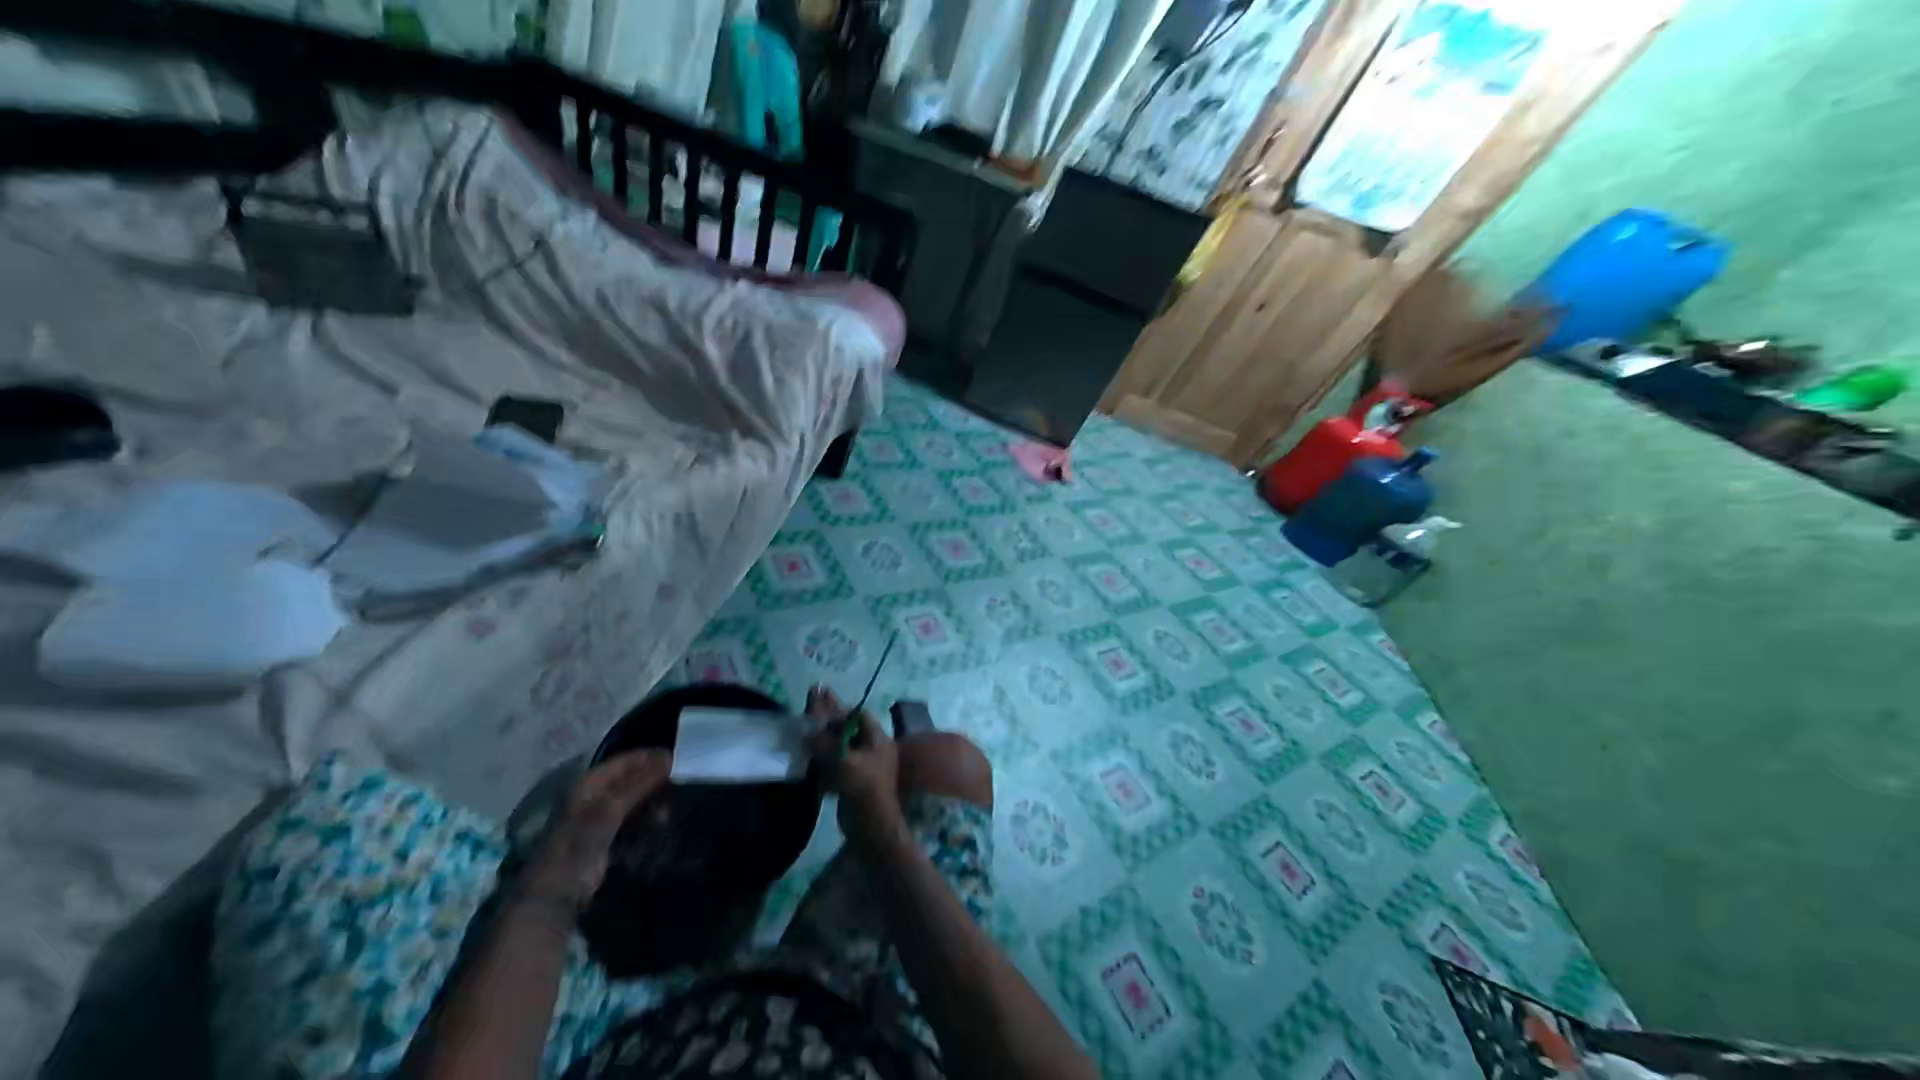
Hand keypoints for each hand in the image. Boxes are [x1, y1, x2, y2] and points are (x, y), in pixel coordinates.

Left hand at [517, 750, 670, 911]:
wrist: (559, 889)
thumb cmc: (579, 841)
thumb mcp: (610, 807)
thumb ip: (640, 783)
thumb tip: (668, 759)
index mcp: (589, 782)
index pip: (624, 761)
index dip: (650, 757)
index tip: (678, 758)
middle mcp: (594, 795)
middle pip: (631, 779)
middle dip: (654, 780)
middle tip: (680, 783)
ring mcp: (600, 816)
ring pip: (634, 800)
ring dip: (653, 802)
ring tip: (669, 809)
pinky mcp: (608, 836)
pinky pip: (634, 818)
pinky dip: (647, 818)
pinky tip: (660, 822)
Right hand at [806, 685, 903, 845]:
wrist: (871, 826)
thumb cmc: (862, 787)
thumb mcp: (843, 760)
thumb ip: (824, 744)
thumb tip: (808, 735)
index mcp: (877, 739)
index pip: (859, 715)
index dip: (840, 708)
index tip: (820, 704)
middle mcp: (872, 750)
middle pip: (848, 730)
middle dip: (829, 722)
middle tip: (809, 710)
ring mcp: (863, 767)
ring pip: (841, 748)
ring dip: (824, 742)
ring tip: (804, 734)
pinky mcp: (853, 782)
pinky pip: (837, 765)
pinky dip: (824, 762)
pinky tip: (808, 759)